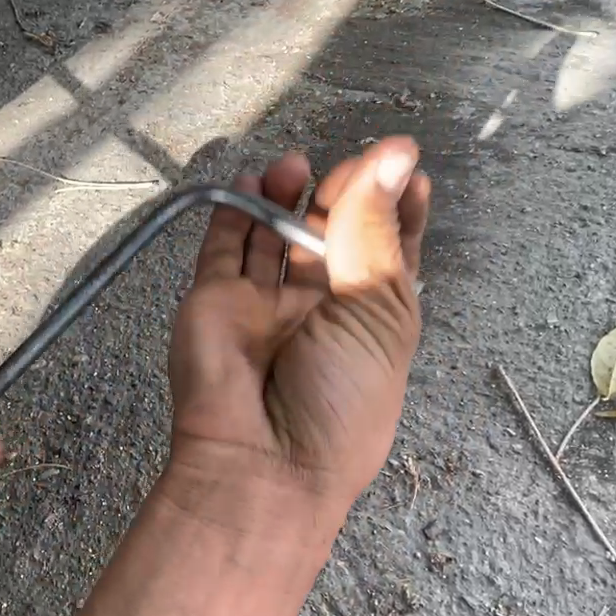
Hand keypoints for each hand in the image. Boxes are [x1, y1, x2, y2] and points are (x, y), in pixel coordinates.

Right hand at [165, 138, 430, 529]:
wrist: (260, 462)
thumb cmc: (339, 398)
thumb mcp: (376, 312)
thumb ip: (372, 229)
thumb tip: (394, 154)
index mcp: (370, 315)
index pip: (386, 246)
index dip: (393, 202)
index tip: (401, 161)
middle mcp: (317, 306)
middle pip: (327, 233)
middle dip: (338, 193)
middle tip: (342, 165)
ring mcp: (262, 303)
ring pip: (273, 234)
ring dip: (286, 194)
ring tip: (294, 164)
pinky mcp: (213, 300)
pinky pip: (223, 249)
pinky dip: (234, 212)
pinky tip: (251, 180)